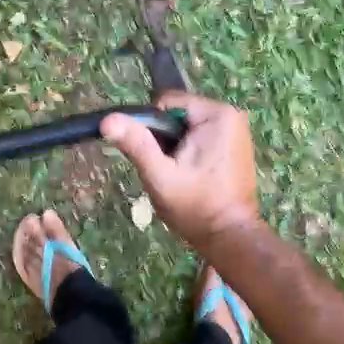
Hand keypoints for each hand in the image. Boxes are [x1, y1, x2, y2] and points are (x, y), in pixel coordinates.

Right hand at [100, 92, 261, 250]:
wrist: (231, 240)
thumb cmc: (196, 208)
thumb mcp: (160, 177)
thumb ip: (136, 144)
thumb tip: (107, 120)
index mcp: (217, 113)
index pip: (167, 103)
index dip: (153, 129)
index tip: (159, 158)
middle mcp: (230, 113)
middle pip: (177, 114)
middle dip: (166, 140)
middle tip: (168, 170)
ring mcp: (235, 128)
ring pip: (186, 126)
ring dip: (177, 147)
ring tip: (180, 175)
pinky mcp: (235, 143)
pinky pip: (200, 135)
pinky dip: (190, 152)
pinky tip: (192, 175)